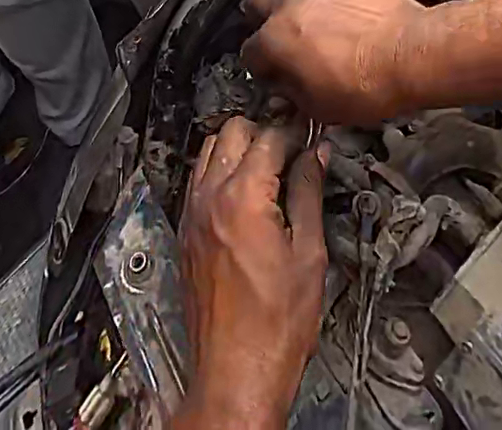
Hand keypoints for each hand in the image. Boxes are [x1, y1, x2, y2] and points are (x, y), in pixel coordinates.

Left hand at [177, 118, 327, 429]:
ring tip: (267, 165)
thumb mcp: (309, 254)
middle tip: (290, 147)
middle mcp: (209, 197)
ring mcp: (192, 212)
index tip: (308, 136)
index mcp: (242, 198)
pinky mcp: (186, 229)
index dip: (293, 132)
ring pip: (209, 149)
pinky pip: (198, 178)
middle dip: (263, 131)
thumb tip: (315, 156)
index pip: (267, 138)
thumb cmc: (273, 326)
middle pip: (232, 131)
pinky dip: (218, 169)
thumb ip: (309, 193)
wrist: (236, 371)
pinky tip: (242, 189)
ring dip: (237, 146)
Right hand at [241, 0, 428, 123]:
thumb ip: (293, 95)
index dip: (260, 67)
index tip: (273, 75)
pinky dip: (337, 7)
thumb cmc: (371, 82)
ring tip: (329, 39)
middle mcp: (292, 6)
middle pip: (257, 3)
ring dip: (305, 15)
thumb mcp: (320, 108)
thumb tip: (289, 91)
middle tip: (281, 41)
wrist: (415, 54)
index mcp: (276, 39)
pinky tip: (354, 27)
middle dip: (261, 20)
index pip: (249, 51)